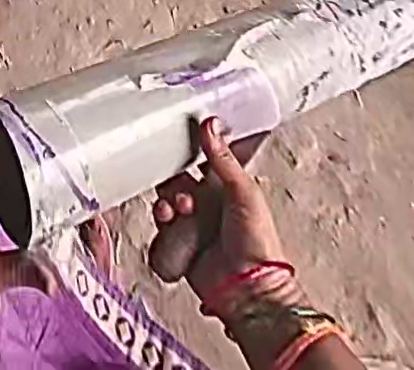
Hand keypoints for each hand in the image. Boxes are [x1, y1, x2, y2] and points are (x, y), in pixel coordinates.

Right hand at [147, 118, 297, 311]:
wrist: (250, 292)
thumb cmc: (257, 243)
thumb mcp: (243, 192)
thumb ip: (222, 158)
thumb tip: (210, 122)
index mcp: (220, 189)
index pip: (193, 162)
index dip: (182, 156)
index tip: (172, 147)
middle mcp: (202, 206)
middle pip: (170, 181)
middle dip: (170, 183)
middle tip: (182, 191)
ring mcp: (187, 227)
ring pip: (162, 205)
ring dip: (165, 206)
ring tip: (177, 213)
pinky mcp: (176, 247)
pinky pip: (157, 232)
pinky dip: (161, 230)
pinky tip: (170, 227)